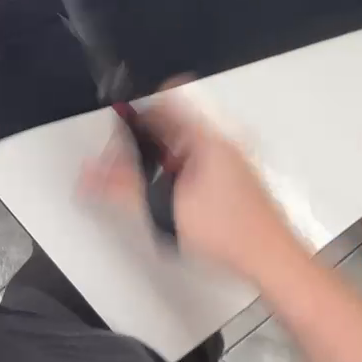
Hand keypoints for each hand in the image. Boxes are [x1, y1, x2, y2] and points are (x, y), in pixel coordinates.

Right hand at [80, 84, 306, 281]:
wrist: (273, 262)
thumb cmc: (231, 233)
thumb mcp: (163, 207)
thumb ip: (120, 187)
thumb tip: (88, 174)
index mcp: (206, 137)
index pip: (165, 99)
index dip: (138, 109)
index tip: (123, 126)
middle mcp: (222, 141)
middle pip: (171, 122)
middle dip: (143, 140)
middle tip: (126, 164)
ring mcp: (232, 158)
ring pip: (183, 143)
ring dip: (159, 158)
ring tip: (150, 186)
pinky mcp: (234, 177)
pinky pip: (197, 160)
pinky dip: (177, 171)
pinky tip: (173, 199)